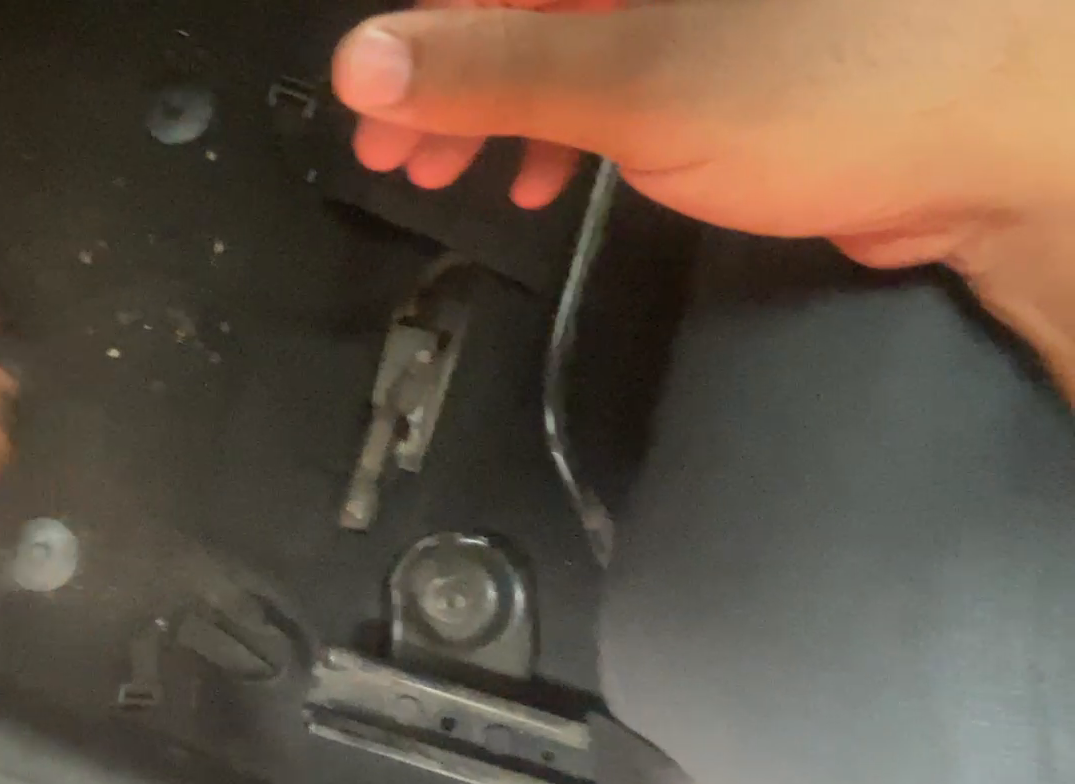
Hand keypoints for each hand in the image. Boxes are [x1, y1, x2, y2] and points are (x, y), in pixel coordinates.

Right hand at [331, 0, 1074, 380]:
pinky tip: (528, 180)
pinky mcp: (716, 41)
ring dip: (488, 107)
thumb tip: (360, 63)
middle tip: (391, 153)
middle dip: (447, 73)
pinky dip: (554, 125)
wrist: (1013, 151)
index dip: (430, 19)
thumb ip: (491, 66)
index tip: (379, 95)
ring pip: (555, 32)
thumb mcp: (638, 78)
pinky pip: (605, 66)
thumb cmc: (840, 87)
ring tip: (438, 175)